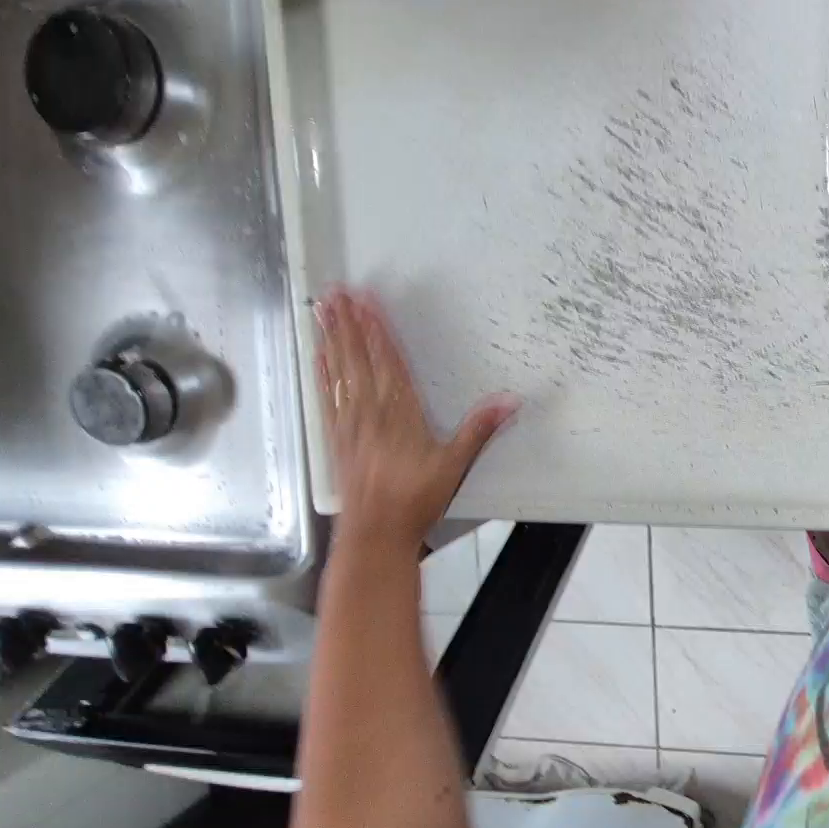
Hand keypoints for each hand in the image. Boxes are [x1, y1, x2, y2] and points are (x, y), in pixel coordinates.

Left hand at [314, 288, 518, 549]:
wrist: (375, 533)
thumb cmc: (415, 500)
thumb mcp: (456, 465)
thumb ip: (480, 429)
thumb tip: (510, 400)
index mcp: (400, 415)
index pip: (389, 363)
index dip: (379, 331)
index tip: (369, 303)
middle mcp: (370, 413)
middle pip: (358, 360)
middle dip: (349, 325)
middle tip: (336, 293)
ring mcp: (349, 424)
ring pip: (339, 373)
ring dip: (332, 340)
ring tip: (322, 311)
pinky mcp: (336, 438)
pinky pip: (326, 397)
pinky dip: (322, 373)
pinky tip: (318, 355)